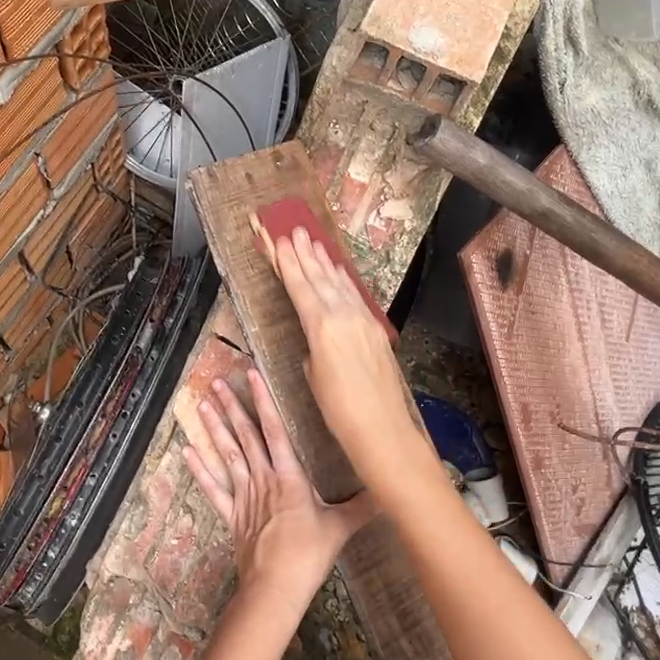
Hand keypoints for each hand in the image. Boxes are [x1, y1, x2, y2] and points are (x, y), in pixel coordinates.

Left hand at [182, 369, 374, 597]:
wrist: (275, 588)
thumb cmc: (308, 556)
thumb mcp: (339, 528)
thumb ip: (361, 507)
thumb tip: (387, 492)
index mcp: (289, 477)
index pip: (274, 429)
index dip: (263, 400)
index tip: (251, 375)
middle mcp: (263, 478)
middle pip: (245, 436)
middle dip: (232, 407)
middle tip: (217, 381)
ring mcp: (244, 495)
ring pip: (227, 454)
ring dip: (214, 428)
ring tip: (202, 403)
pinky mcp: (231, 515)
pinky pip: (213, 488)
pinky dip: (200, 469)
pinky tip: (187, 450)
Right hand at [252, 218, 432, 497]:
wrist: (382, 429)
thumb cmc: (338, 410)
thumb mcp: (312, 375)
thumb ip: (312, 347)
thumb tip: (317, 338)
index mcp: (322, 325)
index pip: (300, 286)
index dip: (287, 263)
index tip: (277, 240)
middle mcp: (343, 315)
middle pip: (319, 277)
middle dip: (304, 253)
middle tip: (294, 230)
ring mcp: (363, 320)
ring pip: (339, 283)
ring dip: (324, 261)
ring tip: (312, 241)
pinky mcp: (376, 329)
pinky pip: (355, 295)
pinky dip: (343, 280)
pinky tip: (338, 271)